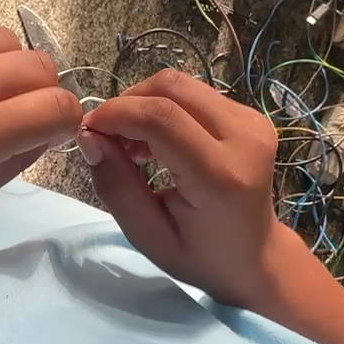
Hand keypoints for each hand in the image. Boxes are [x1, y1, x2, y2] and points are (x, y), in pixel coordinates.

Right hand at [78, 70, 307, 308]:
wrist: (255, 258)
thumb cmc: (200, 257)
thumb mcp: (148, 236)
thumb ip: (117, 187)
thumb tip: (89, 138)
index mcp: (221, 177)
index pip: (161, 119)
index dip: (116, 115)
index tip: (87, 132)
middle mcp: (245, 138)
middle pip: (171, 89)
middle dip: (127, 105)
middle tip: (106, 139)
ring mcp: (252, 122)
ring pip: (181, 85)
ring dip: (143, 105)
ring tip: (130, 145)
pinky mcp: (251, 117)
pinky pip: (194, 95)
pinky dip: (163, 109)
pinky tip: (155, 143)